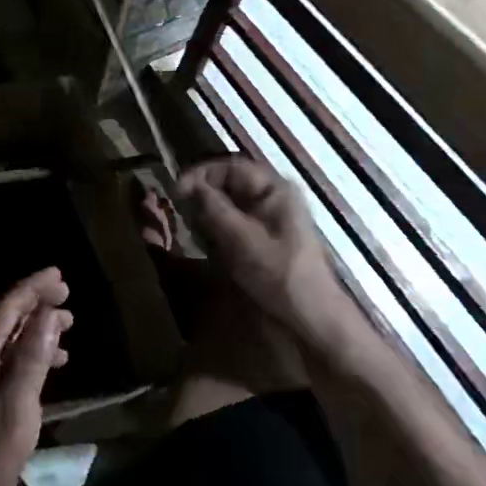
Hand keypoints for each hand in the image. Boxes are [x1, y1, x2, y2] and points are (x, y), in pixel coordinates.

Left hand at [0, 267, 72, 485]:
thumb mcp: (18, 403)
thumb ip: (32, 358)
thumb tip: (49, 315)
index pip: (7, 307)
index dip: (32, 287)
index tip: (58, 274)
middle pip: (7, 315)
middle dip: (36, 299)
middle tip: (66, 291)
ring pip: (11, 333)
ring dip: (38, 322)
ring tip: (68, 319)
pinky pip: (14, 353)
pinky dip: (36, 346)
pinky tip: (57, 356)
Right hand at [177, 158, 375, 357]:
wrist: (309, 319)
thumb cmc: (279, 275)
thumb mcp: (241, 239)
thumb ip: (214, 208)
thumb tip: (188, 185)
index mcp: (274, 189)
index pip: (230, 166)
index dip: (200, 174)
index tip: (175, 192)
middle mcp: (272, 197)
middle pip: (227, 184)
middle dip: (203, 197)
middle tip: (182, 215)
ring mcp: (268, 219)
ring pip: (227, 205)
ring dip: (208, 217)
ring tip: (198, 235)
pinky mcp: (262, 239)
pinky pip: (232, 225)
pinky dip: (217, 232)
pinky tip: (211, 248)